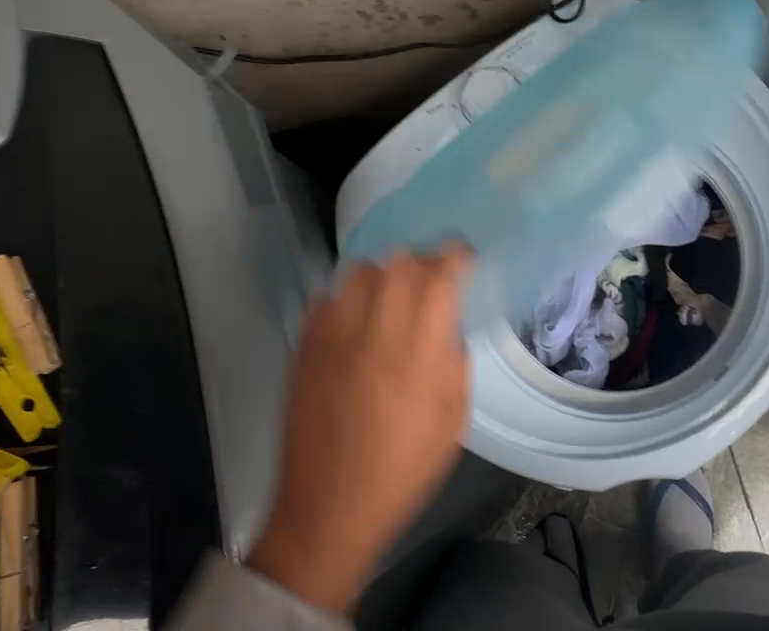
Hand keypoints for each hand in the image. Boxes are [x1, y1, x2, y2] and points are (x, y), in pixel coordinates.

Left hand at [247, 248, 471, 613]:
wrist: (328, 509)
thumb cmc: (403, 469)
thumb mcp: (453, 419)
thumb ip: (455, 362)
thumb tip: (450, 326)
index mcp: (419, 352)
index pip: (440, 277)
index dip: (456, 258)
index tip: (465, 260)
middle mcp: (375, 333)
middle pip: (400, 262)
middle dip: (423, 261)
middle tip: (432, 280)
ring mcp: (333, 338)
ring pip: (361, 271)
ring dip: (384, 274)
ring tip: (392, 296)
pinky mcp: (304, 349)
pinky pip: (326, 299)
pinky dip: (347, 298)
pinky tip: (355, 321)